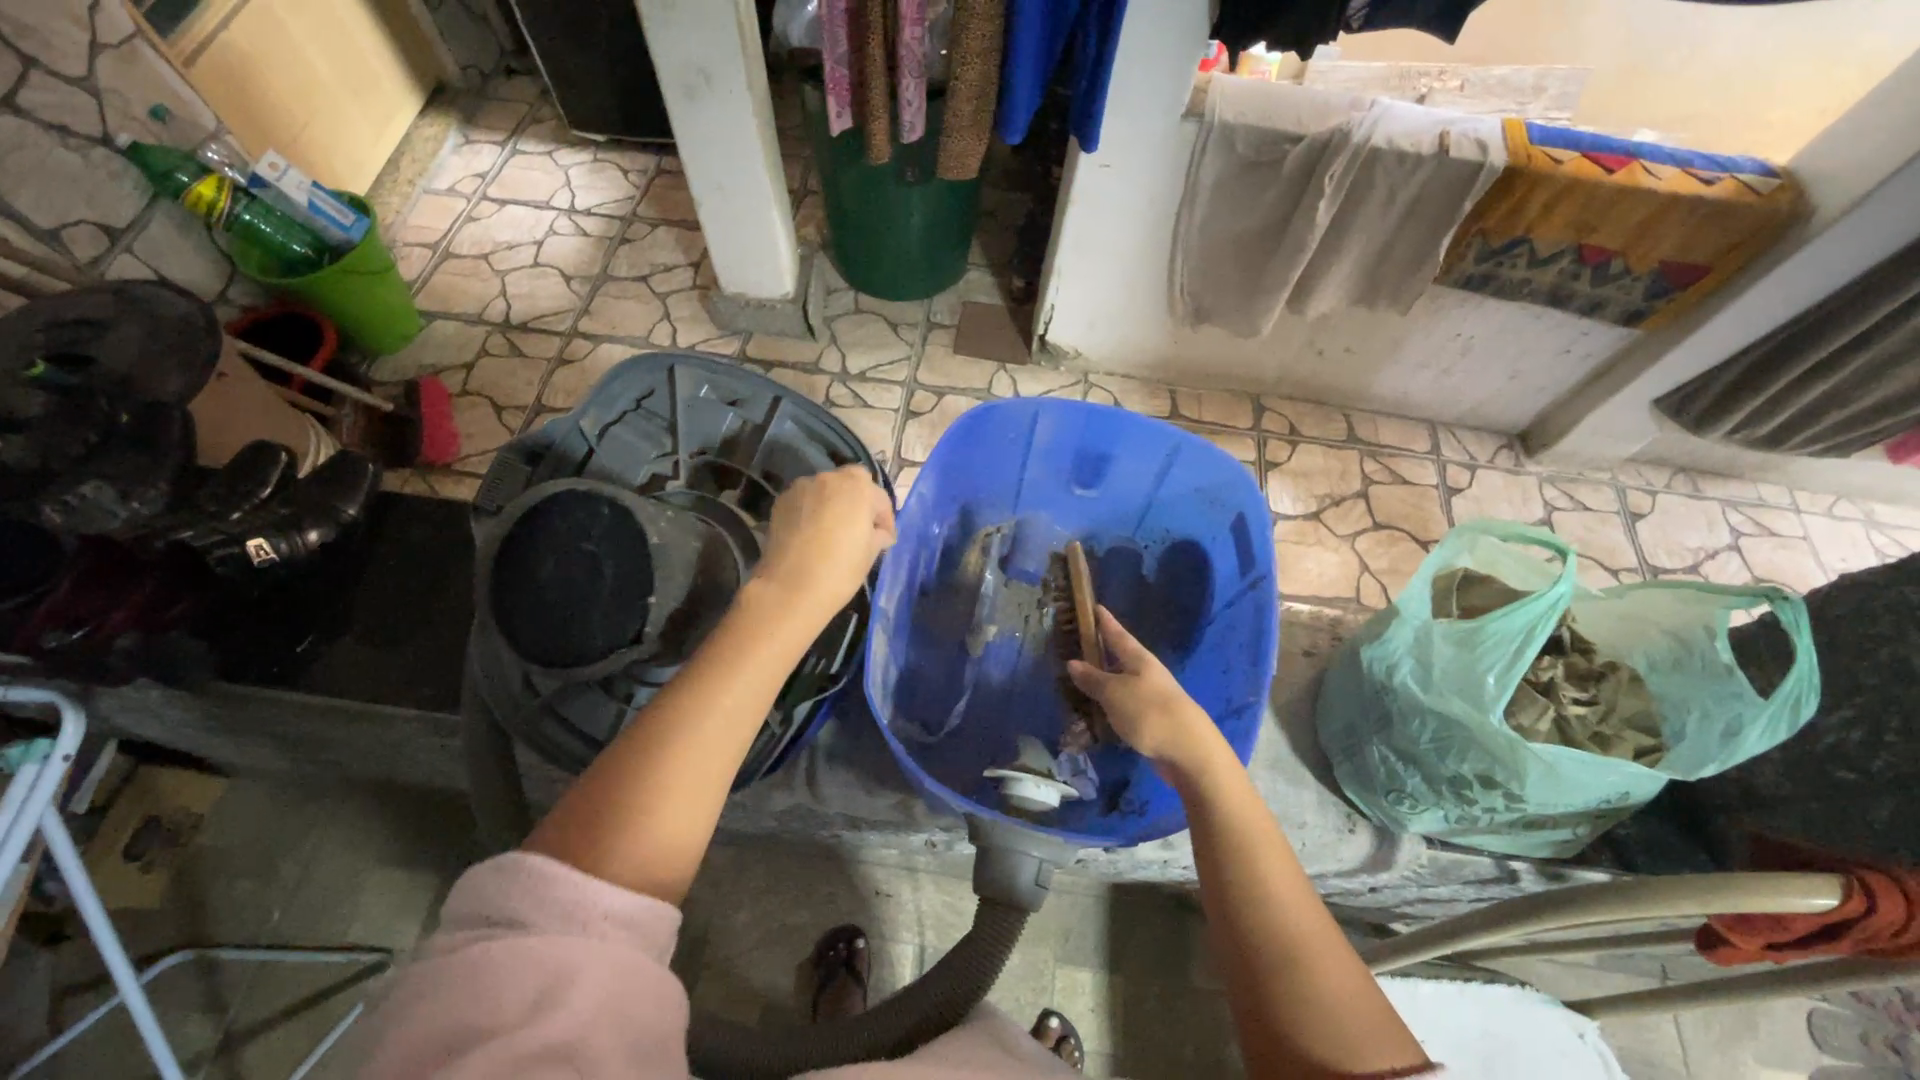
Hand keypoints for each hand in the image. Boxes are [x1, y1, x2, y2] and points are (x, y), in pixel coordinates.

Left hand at [752, 464, 895, 620]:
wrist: (790, 588)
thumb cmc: (839, 571)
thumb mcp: (870, 554)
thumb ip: (878, 535)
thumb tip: (879, 533)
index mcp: (858, 488)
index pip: (880, 498)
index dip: (885, 519)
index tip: (886, 539)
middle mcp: (830, 479)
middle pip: (851, 482)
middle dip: (859, 501)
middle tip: (860, 527)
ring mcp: (802, 487)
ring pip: (826, 489)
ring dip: (834, 503)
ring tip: (833, 529)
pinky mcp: (782, 500)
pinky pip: (806, 499)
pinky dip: (812, 509)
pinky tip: (811, 532)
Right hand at [1068, 607, 1228, 777]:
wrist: (1189, 750)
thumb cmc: (1148, 712)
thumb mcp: (1114, 693)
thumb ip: (1093, 679)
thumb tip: (1073, 662)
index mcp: (1139, 659)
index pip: (1118, 634)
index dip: (1105, 621)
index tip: (1095, 606)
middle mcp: (1147, 673)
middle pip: (1121, 658)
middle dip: (1102, 652)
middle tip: (1078, 645)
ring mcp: (1152, 697)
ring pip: (1122, 683)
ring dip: (1103, 682)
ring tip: (1079, 682)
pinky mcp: (1152, 720)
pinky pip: (1125, 706)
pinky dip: (1109, 706)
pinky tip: (1096, 713)